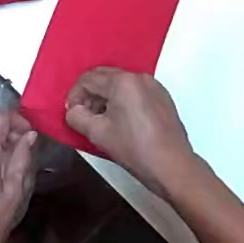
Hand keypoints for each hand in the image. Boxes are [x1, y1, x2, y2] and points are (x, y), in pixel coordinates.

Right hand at [63, 68, 197, 192]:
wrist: (172, 166)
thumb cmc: (133, 148)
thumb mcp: (98, 133)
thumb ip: (77, 117)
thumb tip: (74, 111)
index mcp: (123, 81)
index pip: (88, 79)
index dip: (74, 95)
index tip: (71, 113)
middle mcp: (139, 77)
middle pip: (105, 77)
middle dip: (90, 94)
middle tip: (83, 115)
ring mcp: (154, 86)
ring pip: (121, 84)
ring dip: (106, 98)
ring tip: (100, 120)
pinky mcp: (163, 97)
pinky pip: (135, 91)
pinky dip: (123, 100)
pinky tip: (120, 121)